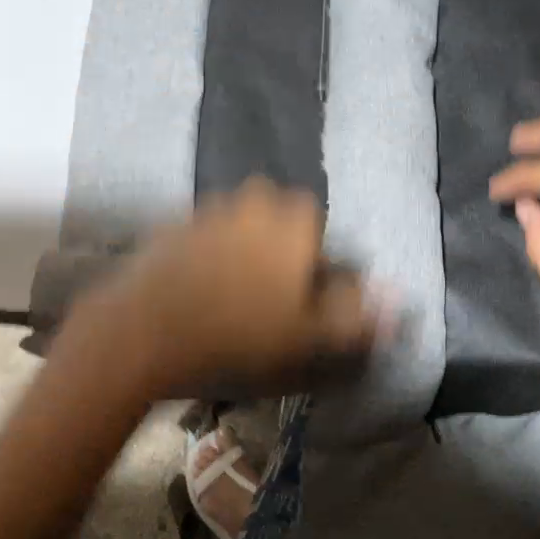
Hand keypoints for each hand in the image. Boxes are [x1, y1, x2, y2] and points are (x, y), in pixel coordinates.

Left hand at [67, 178, 376, 398]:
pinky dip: (204, 260)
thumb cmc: (237, 336)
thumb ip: (357, 315)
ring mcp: (204, 212)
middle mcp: (250, 202)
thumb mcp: (308, 336)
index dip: (315, 258)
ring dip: (241, 253)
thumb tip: (398, 302)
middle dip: (278, 248)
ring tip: (231, 301)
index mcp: (289, 219)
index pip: (317, 223)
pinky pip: (200, 240)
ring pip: (238, 227)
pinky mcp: (166, 230)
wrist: (141, 335)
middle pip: (276, 219)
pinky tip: (196, 297)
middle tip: (270, 296)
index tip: (304, 295)